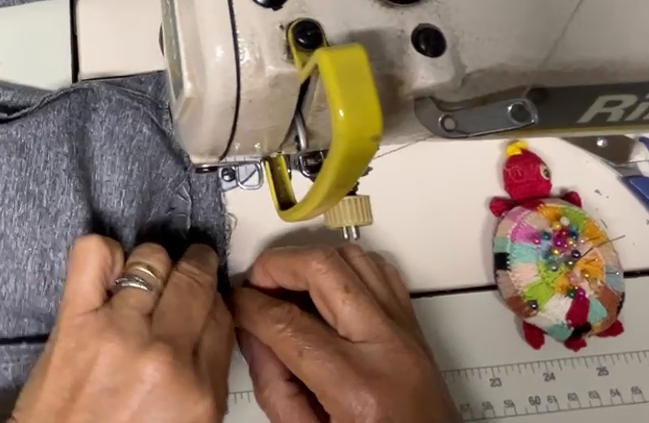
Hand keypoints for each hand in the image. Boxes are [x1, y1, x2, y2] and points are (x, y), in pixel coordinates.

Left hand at [11, 234, 233, 422]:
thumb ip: (207, 373)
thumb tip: (209, 315)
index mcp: (199, 392)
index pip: (220, 314)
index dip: (211, 298)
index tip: (202, 296)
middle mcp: (164, 356)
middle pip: (193, 279)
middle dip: (194, 269)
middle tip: (187, 270)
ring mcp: (118, 331)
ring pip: (151, 259)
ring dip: (150, 267)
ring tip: (141, 284)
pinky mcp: (75, 318)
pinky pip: (95, 252)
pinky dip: (105, 253)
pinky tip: (107, 277)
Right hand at [231, 245, 457, 422]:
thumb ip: (273, 385)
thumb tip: (251, 332)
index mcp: (359, 391)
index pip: (287, 323)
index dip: (248, 307)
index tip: (233, 305)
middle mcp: (387, 348)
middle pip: (322, 268)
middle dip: (275, 266)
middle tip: (255, 287)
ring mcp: (406, 331)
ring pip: (351, 256)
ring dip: (310, 262)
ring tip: (288, 287)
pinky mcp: (415, 325)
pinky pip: (377, 268)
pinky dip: (345, 266)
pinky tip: (326, 290)